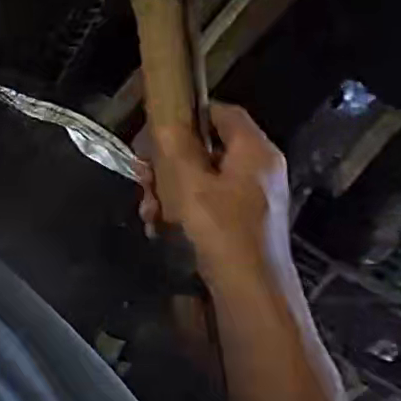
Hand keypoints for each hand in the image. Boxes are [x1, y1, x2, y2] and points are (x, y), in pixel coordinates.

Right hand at [138, 103, 293, 289]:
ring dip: (166, 188)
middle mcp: (258, 168)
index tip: (154, 129)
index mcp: (255, 152)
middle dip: (166, 162)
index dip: (187, 114)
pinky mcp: (240, 217)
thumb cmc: (220, 229)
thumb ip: (175, 146)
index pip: (223, 112)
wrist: (249, 288)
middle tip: (143, 177)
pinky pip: (203, 198)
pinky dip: (179, 206)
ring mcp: (250, 194)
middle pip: (204, 146)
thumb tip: (164, 119)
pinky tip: (160, 224)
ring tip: (149, 209)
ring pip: (198, 175)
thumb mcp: (188, 182)